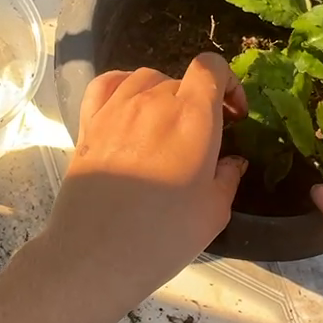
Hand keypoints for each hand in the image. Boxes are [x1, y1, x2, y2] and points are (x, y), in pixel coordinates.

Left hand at [39, 53, 247, 314]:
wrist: (96, 254)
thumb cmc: (164, 235)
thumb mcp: (213, 212)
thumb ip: (228, 178)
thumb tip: (233, 161)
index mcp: (194, 116)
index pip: (212, 68)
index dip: (228, 84)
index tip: (233, 115)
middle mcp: (154, 100)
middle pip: (181, 79)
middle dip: (197, 102)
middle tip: (202, 138)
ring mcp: (116, 109)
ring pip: (146, 79)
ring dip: (163, 95)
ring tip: (166, 127)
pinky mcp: (89, 124)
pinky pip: (107, 85)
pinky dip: (124, 87)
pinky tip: (130, 108)